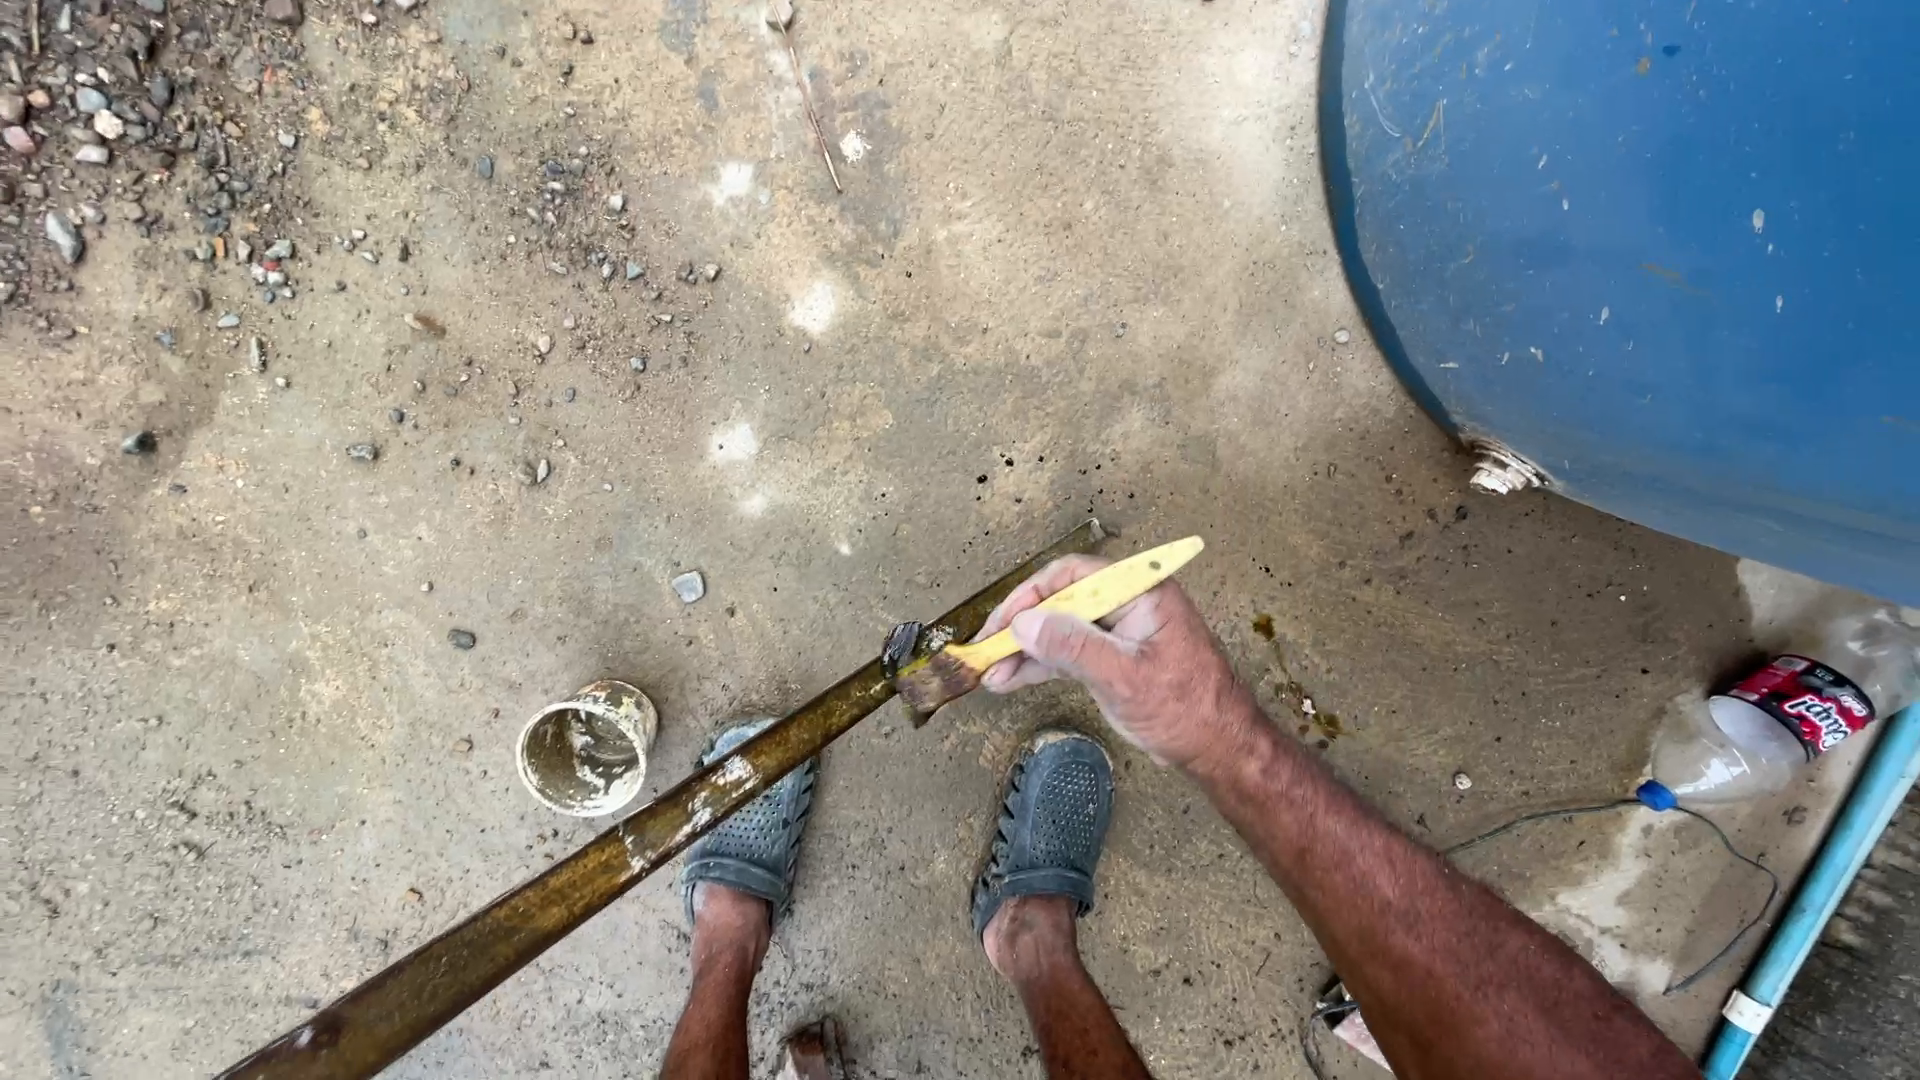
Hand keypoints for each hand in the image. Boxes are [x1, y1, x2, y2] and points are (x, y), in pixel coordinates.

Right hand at [975, 554, 1252, 770]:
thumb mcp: (1124, 676)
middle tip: (986, 650)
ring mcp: (1116, 631)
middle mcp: (1125, 603)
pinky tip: (1009, 680)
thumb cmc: (1186, 709)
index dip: (1030, 596)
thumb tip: (1024, 624)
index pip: (1072, 576)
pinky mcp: (1110, 657)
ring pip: (1058, 630)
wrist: (1218, 748)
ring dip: (1024, 651)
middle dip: (1020, 627)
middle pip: (1060, 602)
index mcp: (1138, 591)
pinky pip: (1067, 653)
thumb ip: (1073, 646)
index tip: (1002, 624)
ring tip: (990, 673)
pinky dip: (1039, 666)